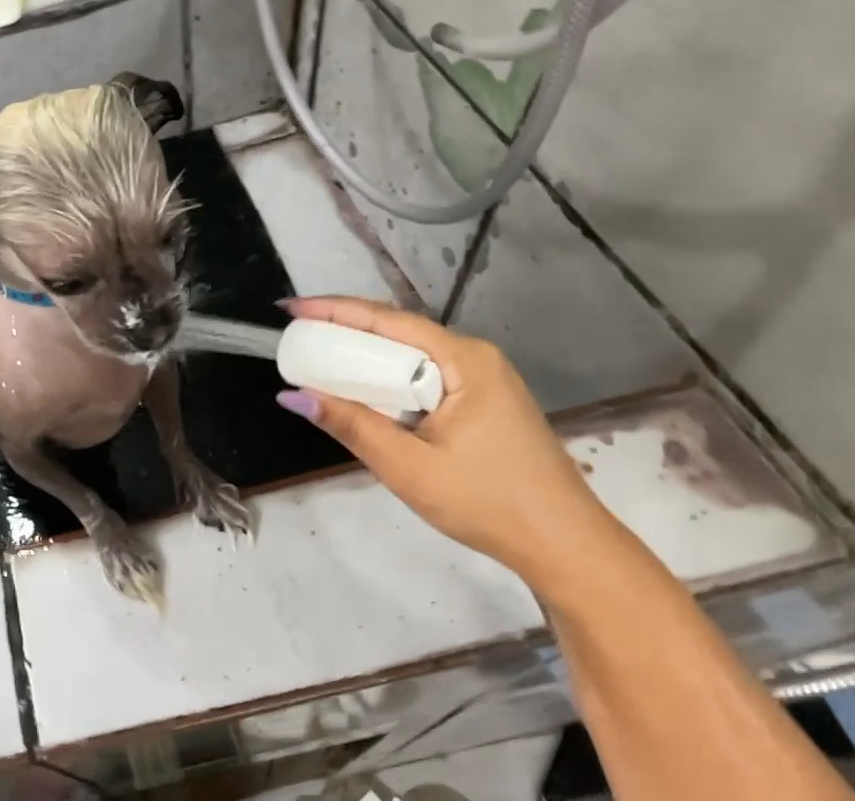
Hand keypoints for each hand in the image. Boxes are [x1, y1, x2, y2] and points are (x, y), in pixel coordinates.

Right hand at [273, 297, 614, 583]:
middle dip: (345, 329)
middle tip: (297, 336)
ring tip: (318, 358)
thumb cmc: (487, 502)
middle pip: (399, 331)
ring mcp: (484, 380)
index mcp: (464, 361)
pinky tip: (363, 389)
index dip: (334, 310)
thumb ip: (351, 425)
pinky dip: (387, 377)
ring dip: (365, 355)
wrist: (564, 545)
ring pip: (411, 354)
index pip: (387, 320)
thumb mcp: (408, 467)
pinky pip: (424, 375)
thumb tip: (292, 395)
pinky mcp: (484, 402)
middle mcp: (476, 358)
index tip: (290, 310)